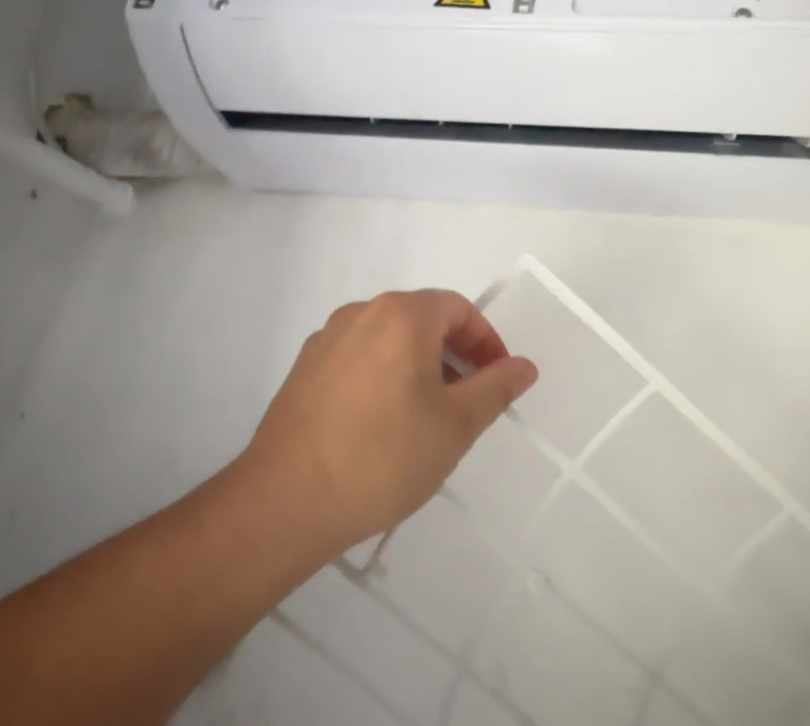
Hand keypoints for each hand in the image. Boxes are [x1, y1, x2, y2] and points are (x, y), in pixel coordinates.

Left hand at [236, 290, 538, 553]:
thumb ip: (496, 387)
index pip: (457, 309)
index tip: (497, 381)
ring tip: (427, 419)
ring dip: (418, 366)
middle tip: (468, 402)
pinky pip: (358, 359)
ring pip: (388, 340)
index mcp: (401, 316)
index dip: (486, 341)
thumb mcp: (456, 425)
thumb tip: (523, 366)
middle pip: (421, 319)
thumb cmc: (385, 457)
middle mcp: (360, 314)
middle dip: (453, 354)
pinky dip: (383, 377)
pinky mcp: (303, 370)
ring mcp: (325, 340)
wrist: (286, 501)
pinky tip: (382, 426)